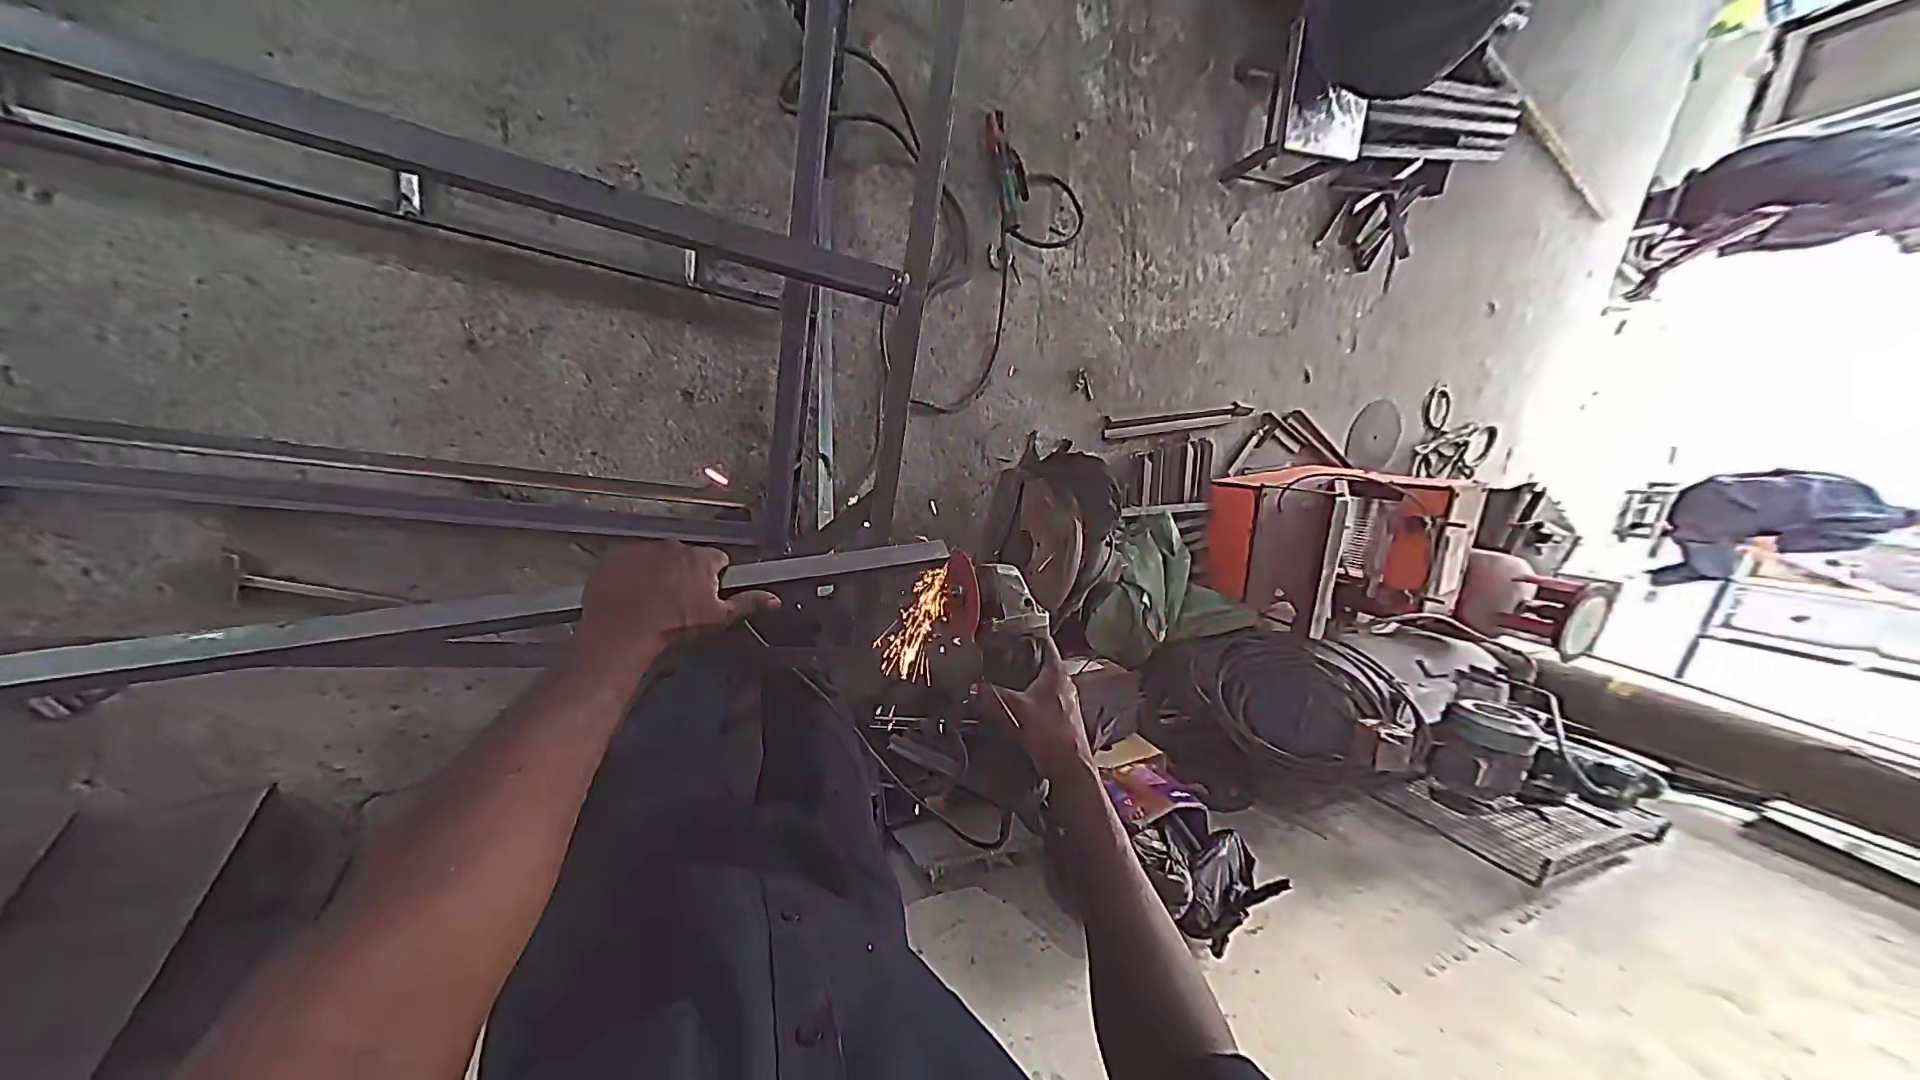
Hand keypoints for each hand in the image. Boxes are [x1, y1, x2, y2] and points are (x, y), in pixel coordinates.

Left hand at [573, 542, 778, 663]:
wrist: (622, 632)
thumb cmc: (670, 624)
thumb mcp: (718, 618)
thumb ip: (748, 603)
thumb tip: (772, 599)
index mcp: (702, 559)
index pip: (719, 560)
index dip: (715, 578)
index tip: (707, 592)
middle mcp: (674, 547)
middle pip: (688, 557)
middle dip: (687, 574)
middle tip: (682, 601)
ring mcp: (643, 550)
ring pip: (659, 558)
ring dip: (660, 572)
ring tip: (656, 600)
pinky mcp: (617, 556)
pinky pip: (630, 561)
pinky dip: (633, 573)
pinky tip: (634, 594)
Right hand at [981, 635, 1092, 780]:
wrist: (1070, 769)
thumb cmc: (1050, 735)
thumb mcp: (1017, 711)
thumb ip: (992, 696)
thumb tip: (972, 686)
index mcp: (1057, 674)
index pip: (1046, 644)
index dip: (1031, 634)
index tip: (1014, 629)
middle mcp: (1064, 684)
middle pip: (1044, 663)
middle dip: (1025, 657)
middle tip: (1003, 653)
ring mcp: (1065, 702)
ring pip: (1044, 682)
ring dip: (1028, 679)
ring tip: (1006, 676)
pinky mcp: (1062, 718)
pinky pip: (1044, 699)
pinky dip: (1031, 696)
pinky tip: (1017, 703)